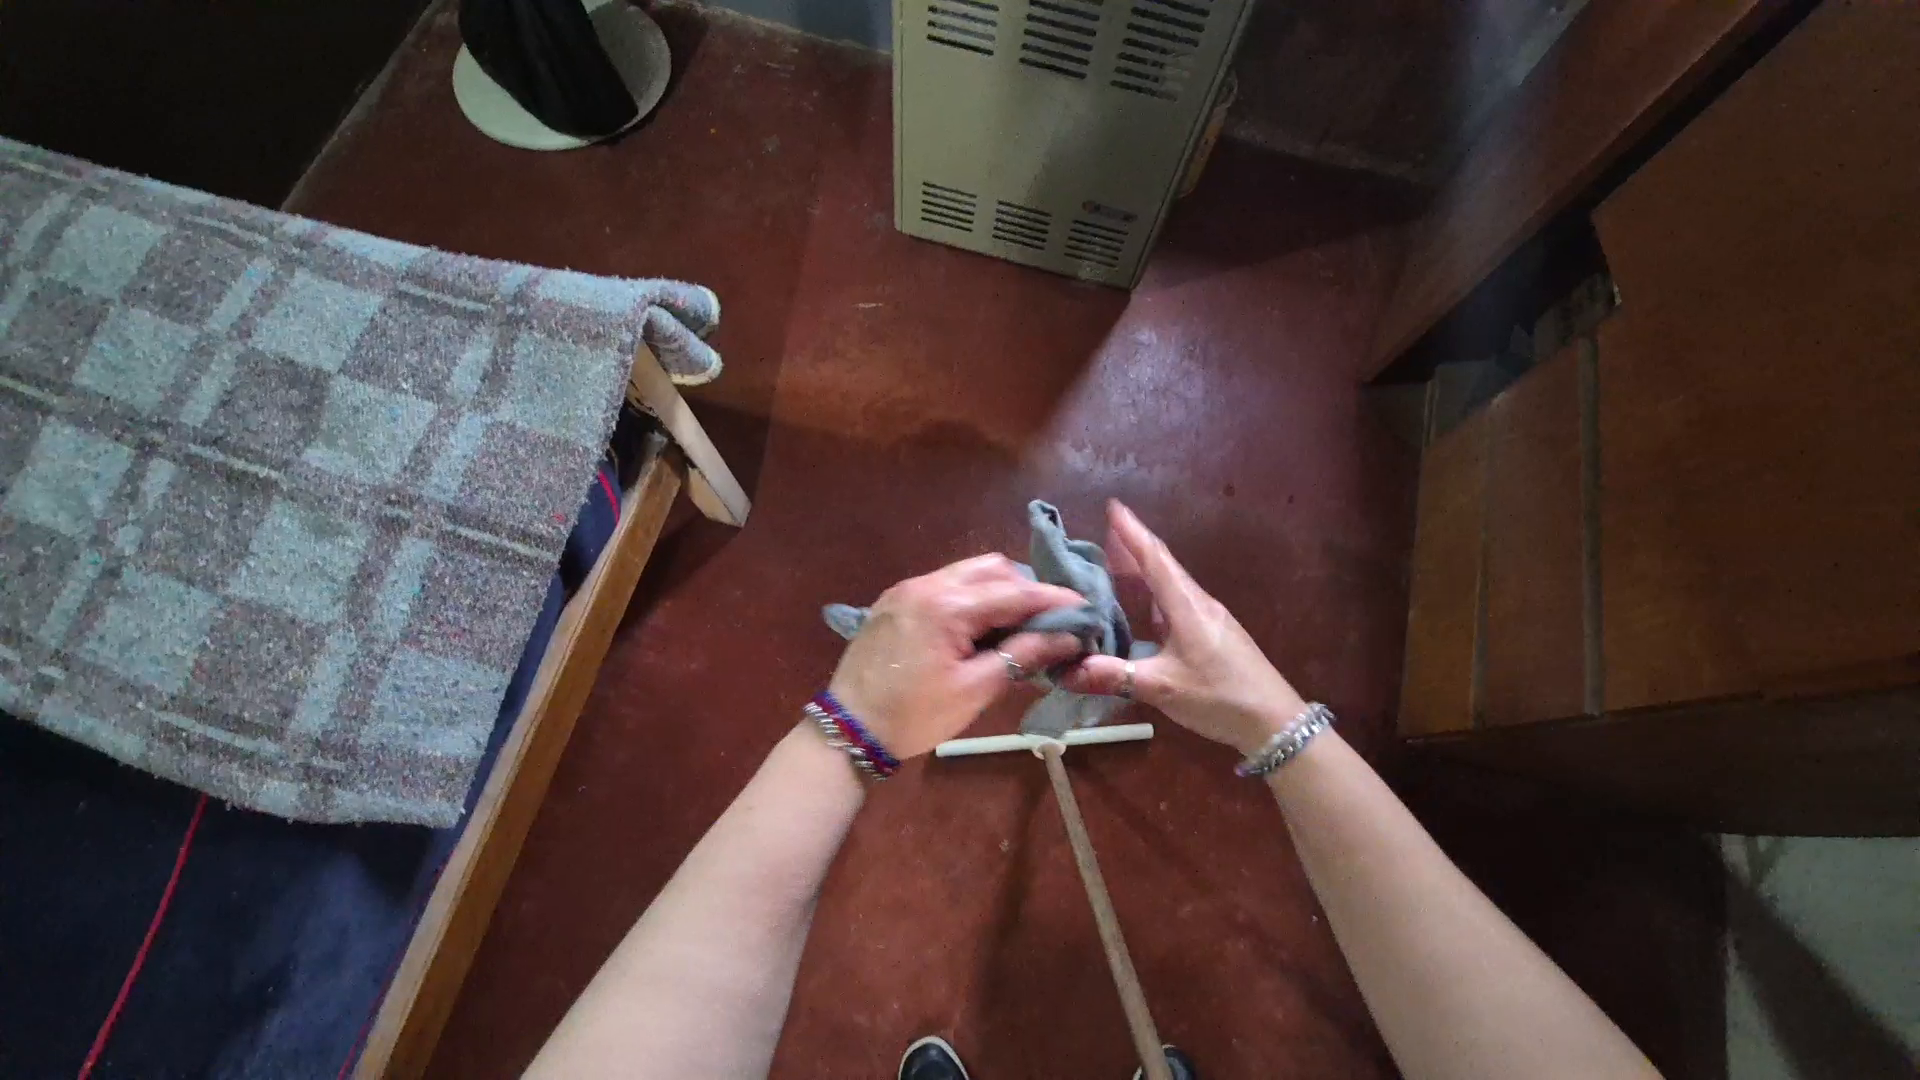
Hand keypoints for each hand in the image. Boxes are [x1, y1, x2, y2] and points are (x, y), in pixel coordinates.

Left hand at [827, 554, 1086, 758]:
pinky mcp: (896, 600)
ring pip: (968, 573)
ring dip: (999, 591)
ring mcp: (907, 589)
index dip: (1055, 600)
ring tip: (1020, 624)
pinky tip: (983, 626)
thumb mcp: (974, 689)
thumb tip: (1068, 637)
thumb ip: (1023, 654)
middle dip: (1026, 589)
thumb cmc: (913, 715)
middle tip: (1051, 620)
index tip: (1087, 610)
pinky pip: (945, 585)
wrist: (847, 729)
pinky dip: (972, 598)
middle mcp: (926, 583)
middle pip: (992, 569)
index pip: (1014, 592)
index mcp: (946, 605)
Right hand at [1059, 501, 1307, 755]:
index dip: (1132, 532)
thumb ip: (1115, 675)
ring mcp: (1208, 619)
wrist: (1275, 722)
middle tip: (1102, 533)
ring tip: (1114, 563)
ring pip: (1169, 584)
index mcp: (1186, 607)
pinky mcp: (1212, 635)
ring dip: (1143, 570)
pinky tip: (1142, 604)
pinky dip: (1153, 593)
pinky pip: (1175, 602)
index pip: (1155, 559)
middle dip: (1132, 547)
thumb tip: (1066, 670)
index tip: (1113, 506)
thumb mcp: (1163, 687)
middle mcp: (1197, 604)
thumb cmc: (1221, 697)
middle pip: (1162, 566)